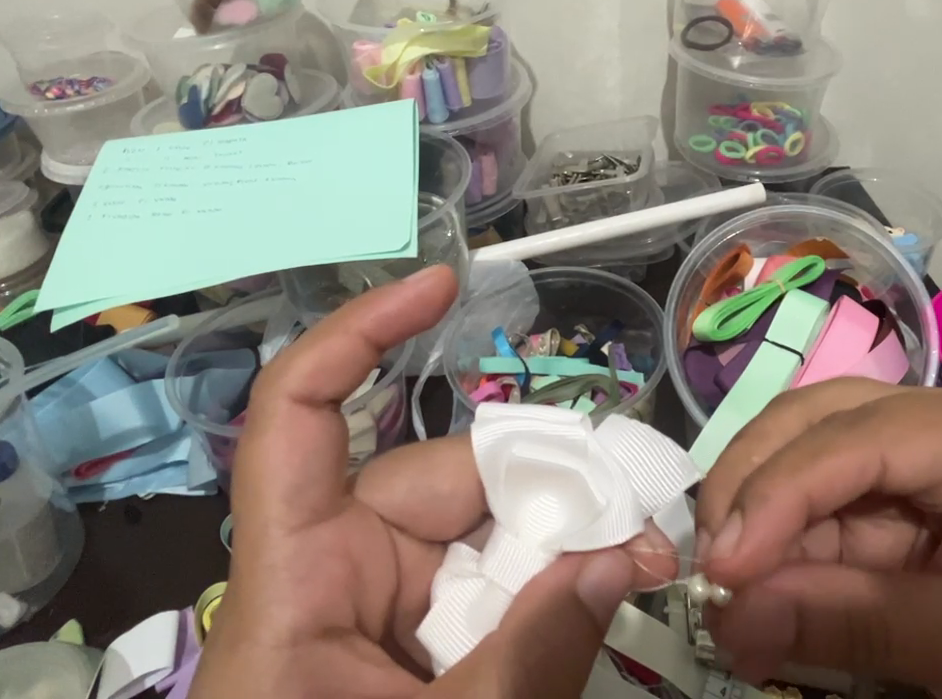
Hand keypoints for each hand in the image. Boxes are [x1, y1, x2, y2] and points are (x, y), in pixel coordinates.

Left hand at [190, 266, 672, 698]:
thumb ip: (532, 657)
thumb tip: (627, 555)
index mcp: (297, 580)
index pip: (302, 414)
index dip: (362, 333)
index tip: (444, 286)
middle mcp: (336, 566)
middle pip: (442, 479)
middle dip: (544, 489)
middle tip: (644, 530)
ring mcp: (378, 600)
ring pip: (482, 530)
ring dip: (561, 540)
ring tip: (642, 562)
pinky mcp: (413, 633)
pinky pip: (491, 578)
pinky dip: (548, 580)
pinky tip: (604, 588)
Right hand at [696, 380, 941, 697]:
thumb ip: (859, 625)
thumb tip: (732, 622)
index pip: (857, 438)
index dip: (782, 490)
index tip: (724, 561)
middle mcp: (930, 429)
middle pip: (814, 424)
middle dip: (754, 486)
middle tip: (709, 565)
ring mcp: (906, 468)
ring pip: (800, 464)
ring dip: (755, 522)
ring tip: (721, 591)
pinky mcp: (889, 512)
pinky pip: (815, 518)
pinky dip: (777, 554)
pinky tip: (753, 593)